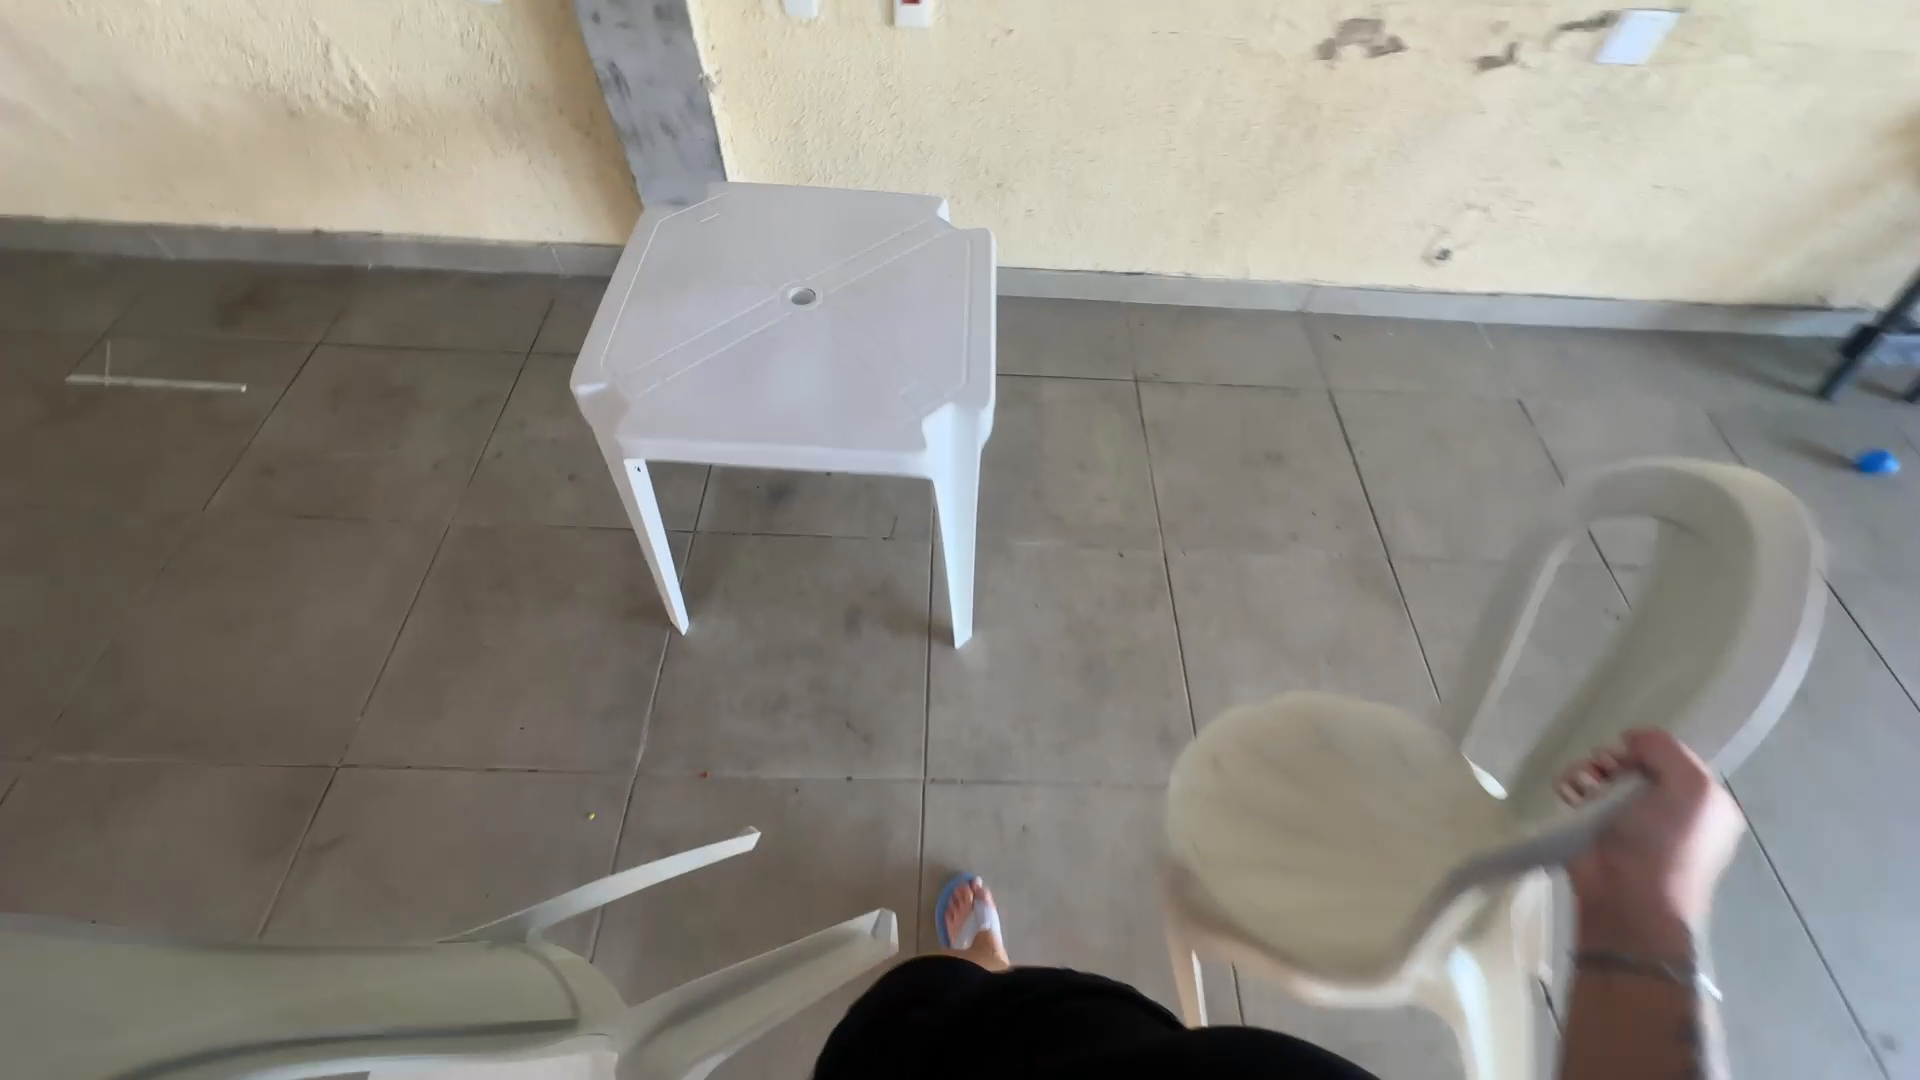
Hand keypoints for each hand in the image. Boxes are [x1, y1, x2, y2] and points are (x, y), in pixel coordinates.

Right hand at [1558, 729, 1745, 951]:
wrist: (1629, 893)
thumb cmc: (1667, 842)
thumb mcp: (1691, 790)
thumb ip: (1667, 751)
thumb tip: (1633, 737)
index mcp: (1702, 801)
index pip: (1671, 757)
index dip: (1649, 751)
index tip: (1633, 758)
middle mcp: (1668, 806)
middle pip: (1632, 762)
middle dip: (1612, 760)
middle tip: (1604, 771)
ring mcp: (1628, 816)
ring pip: (1601, 772)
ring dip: (1586, 771)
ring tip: (1582, 785)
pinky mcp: (1592, 822)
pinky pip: (1577, 788)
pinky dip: (1569, 785)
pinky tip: (1569, 793)